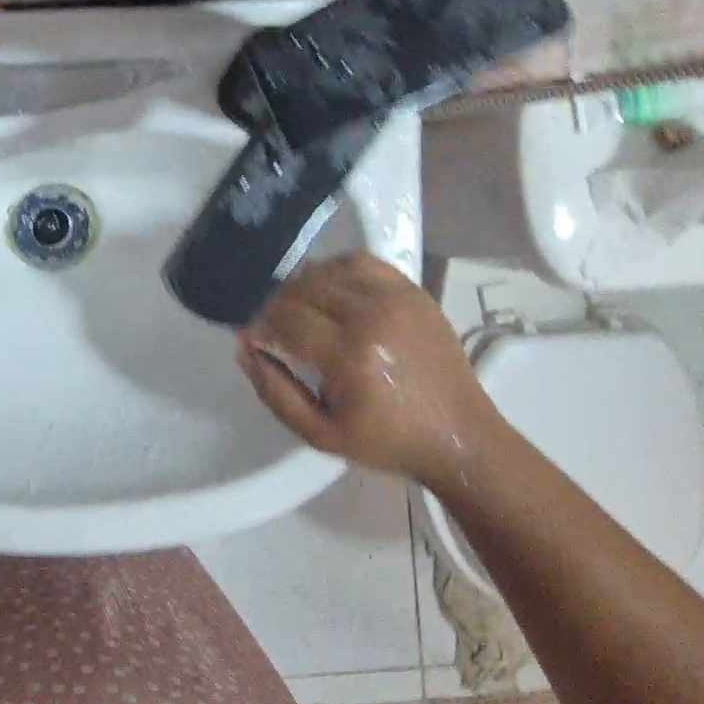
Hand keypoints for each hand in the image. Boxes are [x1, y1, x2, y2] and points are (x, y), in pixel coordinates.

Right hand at [235, 254, 507, 486]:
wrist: (459, 437)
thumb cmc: (386, 441)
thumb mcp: (318, 433)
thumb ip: (274, 390)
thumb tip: (244, 347)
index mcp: (349, 356)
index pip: (284, 316)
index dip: (260, 324)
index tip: (256, 338)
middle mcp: (371, 317)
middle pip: (301, 288)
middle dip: (278, 304)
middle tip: (275, 326)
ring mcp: (396, 299)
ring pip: (326, 270)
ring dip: (303, 286)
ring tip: (301, 310)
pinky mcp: (413, 292)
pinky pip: (360, 262)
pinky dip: (336, 270)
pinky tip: (331, 293)